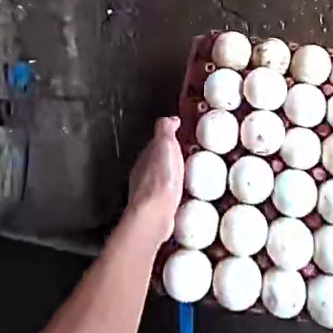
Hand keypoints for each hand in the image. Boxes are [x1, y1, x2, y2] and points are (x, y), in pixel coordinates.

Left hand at [124, 116, 183, 248]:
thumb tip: (169, 119)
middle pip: (159, 160)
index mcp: (146, 156)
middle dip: (171, 156)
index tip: (179, 134)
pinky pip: (169, 195)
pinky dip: (176, 191)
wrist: (155, 214)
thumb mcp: (164, 143)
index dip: (169, 137)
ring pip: (163, 178)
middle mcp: (144, 174)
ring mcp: (150, 192)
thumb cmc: (159, 179)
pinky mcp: (159, 208)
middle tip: (187, 153)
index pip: (157, 142)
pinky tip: (184, 194)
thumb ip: (165, 129)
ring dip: (174, 174)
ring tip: (188, 172)